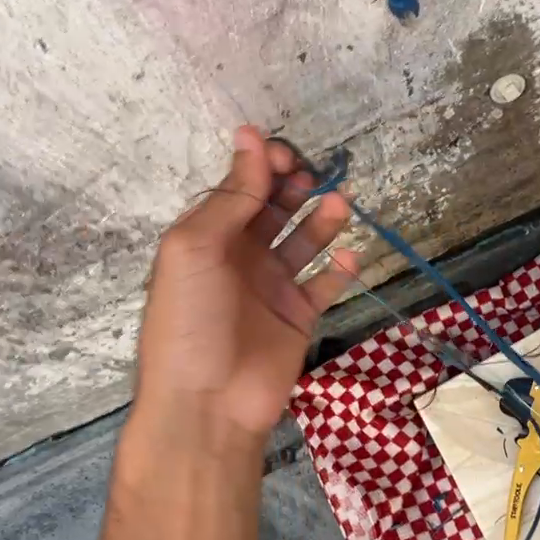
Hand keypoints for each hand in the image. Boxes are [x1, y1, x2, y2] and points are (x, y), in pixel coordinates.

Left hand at [133, 125, 360, 441]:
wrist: (208, 399)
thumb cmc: (190, 319)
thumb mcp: (195, 248)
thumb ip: (231, 198)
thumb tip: (251, 140)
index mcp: (207, 238)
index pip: (238, 189)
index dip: (260, 165)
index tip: (284, 151)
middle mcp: (241, 256)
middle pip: (274, 210)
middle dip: (293, 187)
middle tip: (312, 175)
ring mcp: (272, 287)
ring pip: (304, 241)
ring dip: (322, 220)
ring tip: (341, 204)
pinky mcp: (300, 316)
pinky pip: (325, 284)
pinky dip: (340, 270)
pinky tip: (350, 257)